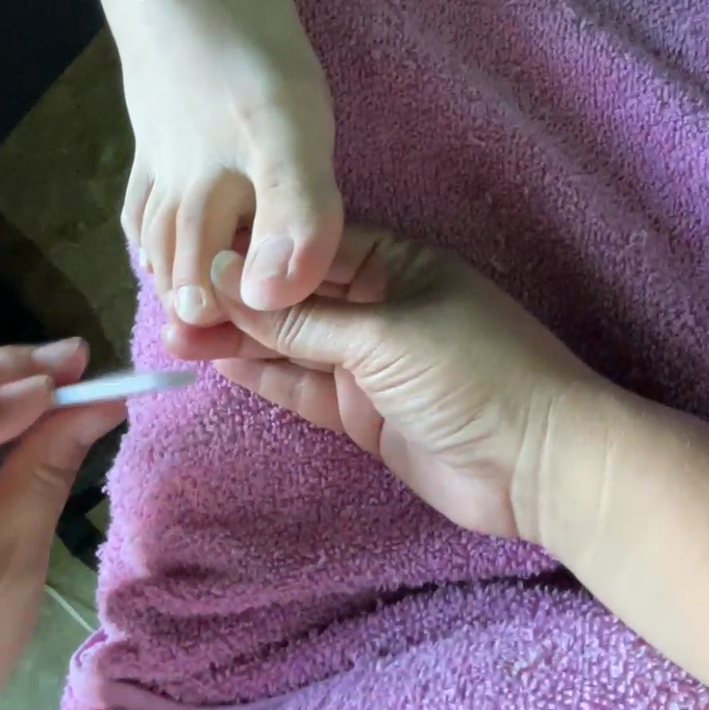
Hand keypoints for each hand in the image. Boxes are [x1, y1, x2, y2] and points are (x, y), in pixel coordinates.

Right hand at [78, 0, 342, 329]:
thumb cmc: (230, 26)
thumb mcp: (284, 124)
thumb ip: (293, 213)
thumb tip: (279, 305)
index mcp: (202, 186)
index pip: (197, 278)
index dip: (214, 319)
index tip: (234, 348)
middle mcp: (176, 160)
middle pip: (171, 245)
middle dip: (190, 286)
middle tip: (215, 320)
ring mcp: (170, 114)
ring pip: (164, 196)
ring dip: (176, 237)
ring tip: (192, 264)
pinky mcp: (183, 69)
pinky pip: (171, 142)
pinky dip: (178, 172)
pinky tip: (198, 163)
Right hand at [169, 228, 614, 539]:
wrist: (537, 462)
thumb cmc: (473, 371)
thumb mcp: (384, 334)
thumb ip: (302, 320)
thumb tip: (225, 280)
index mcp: (398, 262)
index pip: (312, 247)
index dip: (253, 252)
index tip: (191, 255)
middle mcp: (381, 304)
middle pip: (296, 298)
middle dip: (238, 301)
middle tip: (170, 303)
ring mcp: (372, 360)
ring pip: (294, 344)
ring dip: (241, 340)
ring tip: (177, 332)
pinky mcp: (365, 409)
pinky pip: (307, 385)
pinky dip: (267, 376)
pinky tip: (221, 362)